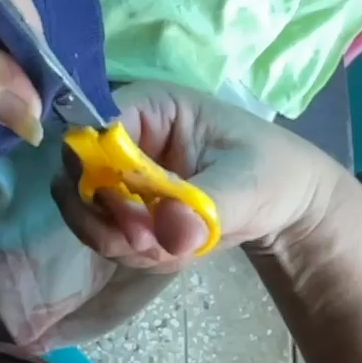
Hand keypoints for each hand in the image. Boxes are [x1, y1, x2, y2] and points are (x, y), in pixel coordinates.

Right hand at [53, 82, 348, 270]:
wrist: (286, 205)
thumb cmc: (272, 173)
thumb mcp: (246, 185)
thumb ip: (204, 208)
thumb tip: (167, 234)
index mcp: (149, 108)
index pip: (90, 129)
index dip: (95, 173)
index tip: (132, 216)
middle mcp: (123, 138)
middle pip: (76, 176)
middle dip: (108, 220)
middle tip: (150, 243)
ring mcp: (120, 176)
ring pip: (87, 214)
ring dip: (125, 243)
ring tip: (175, 248)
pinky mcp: (125, 209)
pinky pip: (107, 237)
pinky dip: (137, 254)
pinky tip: (176, 249)